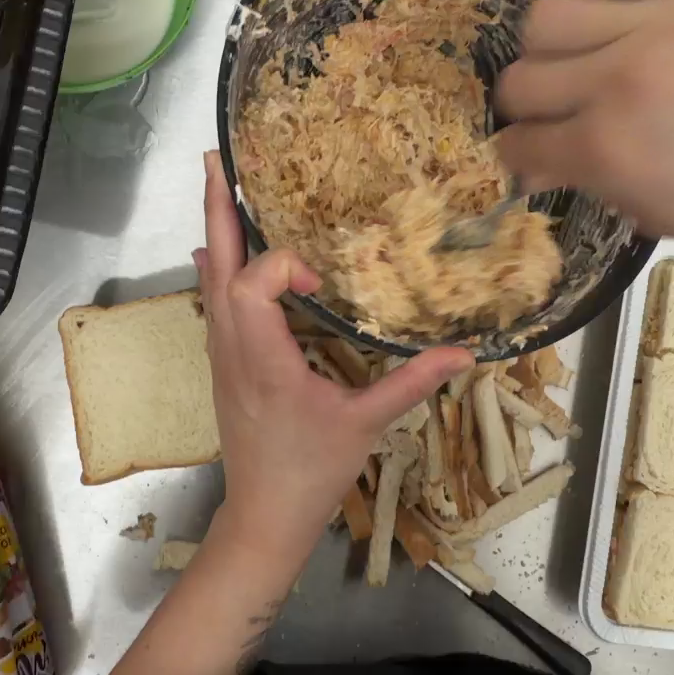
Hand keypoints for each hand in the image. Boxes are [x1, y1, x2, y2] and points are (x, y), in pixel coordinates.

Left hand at [195, 152, 473, 559]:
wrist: (264, 514)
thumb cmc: (312, 470)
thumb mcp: (366, 424)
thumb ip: (412, 384)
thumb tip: (465, 353)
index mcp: (263, 358)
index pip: (253, 284)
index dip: (284, 268)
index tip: (320, 286)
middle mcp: (232, 348)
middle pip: (216, 266)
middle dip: (219, 210)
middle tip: (219, 160)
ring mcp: (221, 357)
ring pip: (209, 283)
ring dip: (216, 234)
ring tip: (222, 190)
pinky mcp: (223, 367)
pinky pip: (213, 305)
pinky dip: (217, 270)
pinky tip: (217, 254)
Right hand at [493, 0, 673, 249]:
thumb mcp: (661, 215)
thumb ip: (596, 183)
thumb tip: (551, 162)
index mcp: (608, 151)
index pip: (518, 144)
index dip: (516, 157)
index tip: (532, 159)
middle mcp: (619, 81)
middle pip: (519, 79)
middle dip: (526, 108)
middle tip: (555, 116)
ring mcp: (660, 24)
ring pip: (548, 15)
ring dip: (550, 47)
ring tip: (582, 58)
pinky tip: (610, 0)